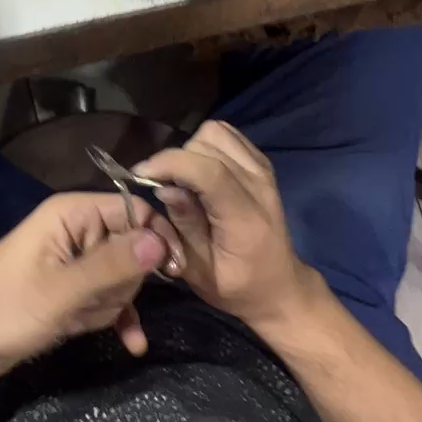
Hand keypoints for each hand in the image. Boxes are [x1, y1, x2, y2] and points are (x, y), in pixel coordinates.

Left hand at [0, 192, 171, 379]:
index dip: (156, 237)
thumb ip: (112, 266)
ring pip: (122, 278)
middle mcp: (77, 229)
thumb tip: (161, 240)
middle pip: (131, 247)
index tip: (175, 271)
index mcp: (72, 213)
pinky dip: (118, 318)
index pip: (133, 210)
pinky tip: (131, 343)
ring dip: (110, 305)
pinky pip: (110, 298)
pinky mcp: (73, 290)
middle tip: (91, 302)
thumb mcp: (61, 291)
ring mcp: (75, 261)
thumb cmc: (3, 309)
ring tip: (76, 319)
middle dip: (122, 282)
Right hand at [134, 121, 323, 330]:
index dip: (171, 163)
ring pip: (217, 133)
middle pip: (209, 147)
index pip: (209, 172)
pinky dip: (207, 144)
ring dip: (191, 149)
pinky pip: (228, 134)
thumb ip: (183, 226)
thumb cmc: (237, 288)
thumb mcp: (200, 272)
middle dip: (177, 160)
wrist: (280, 287)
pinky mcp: (262, 164)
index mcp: (245, 219)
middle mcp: (258, 186)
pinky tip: (200, 169)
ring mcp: (263, 171)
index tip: (141, 173)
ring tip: (182, 177)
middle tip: (163, 186)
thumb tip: (164, 188)